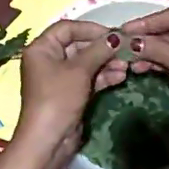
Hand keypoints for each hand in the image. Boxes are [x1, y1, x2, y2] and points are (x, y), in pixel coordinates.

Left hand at [16, 19, 126, 159]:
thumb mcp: (78, 71)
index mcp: (41, 48)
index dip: (90, 28)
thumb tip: (117, 37)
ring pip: (86, 63)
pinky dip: (103, 76)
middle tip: (126, 50)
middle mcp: (48, 59)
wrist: (49, 140)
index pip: (67, 28)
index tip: (114, 33)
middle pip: (78, 45)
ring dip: (106, 63)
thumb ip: (98, 50)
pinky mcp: (70, 93)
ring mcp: (59, 77)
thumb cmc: (58, 98)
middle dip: (102, 48)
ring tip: (127, 66)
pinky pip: (88, 78)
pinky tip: (121, 76)